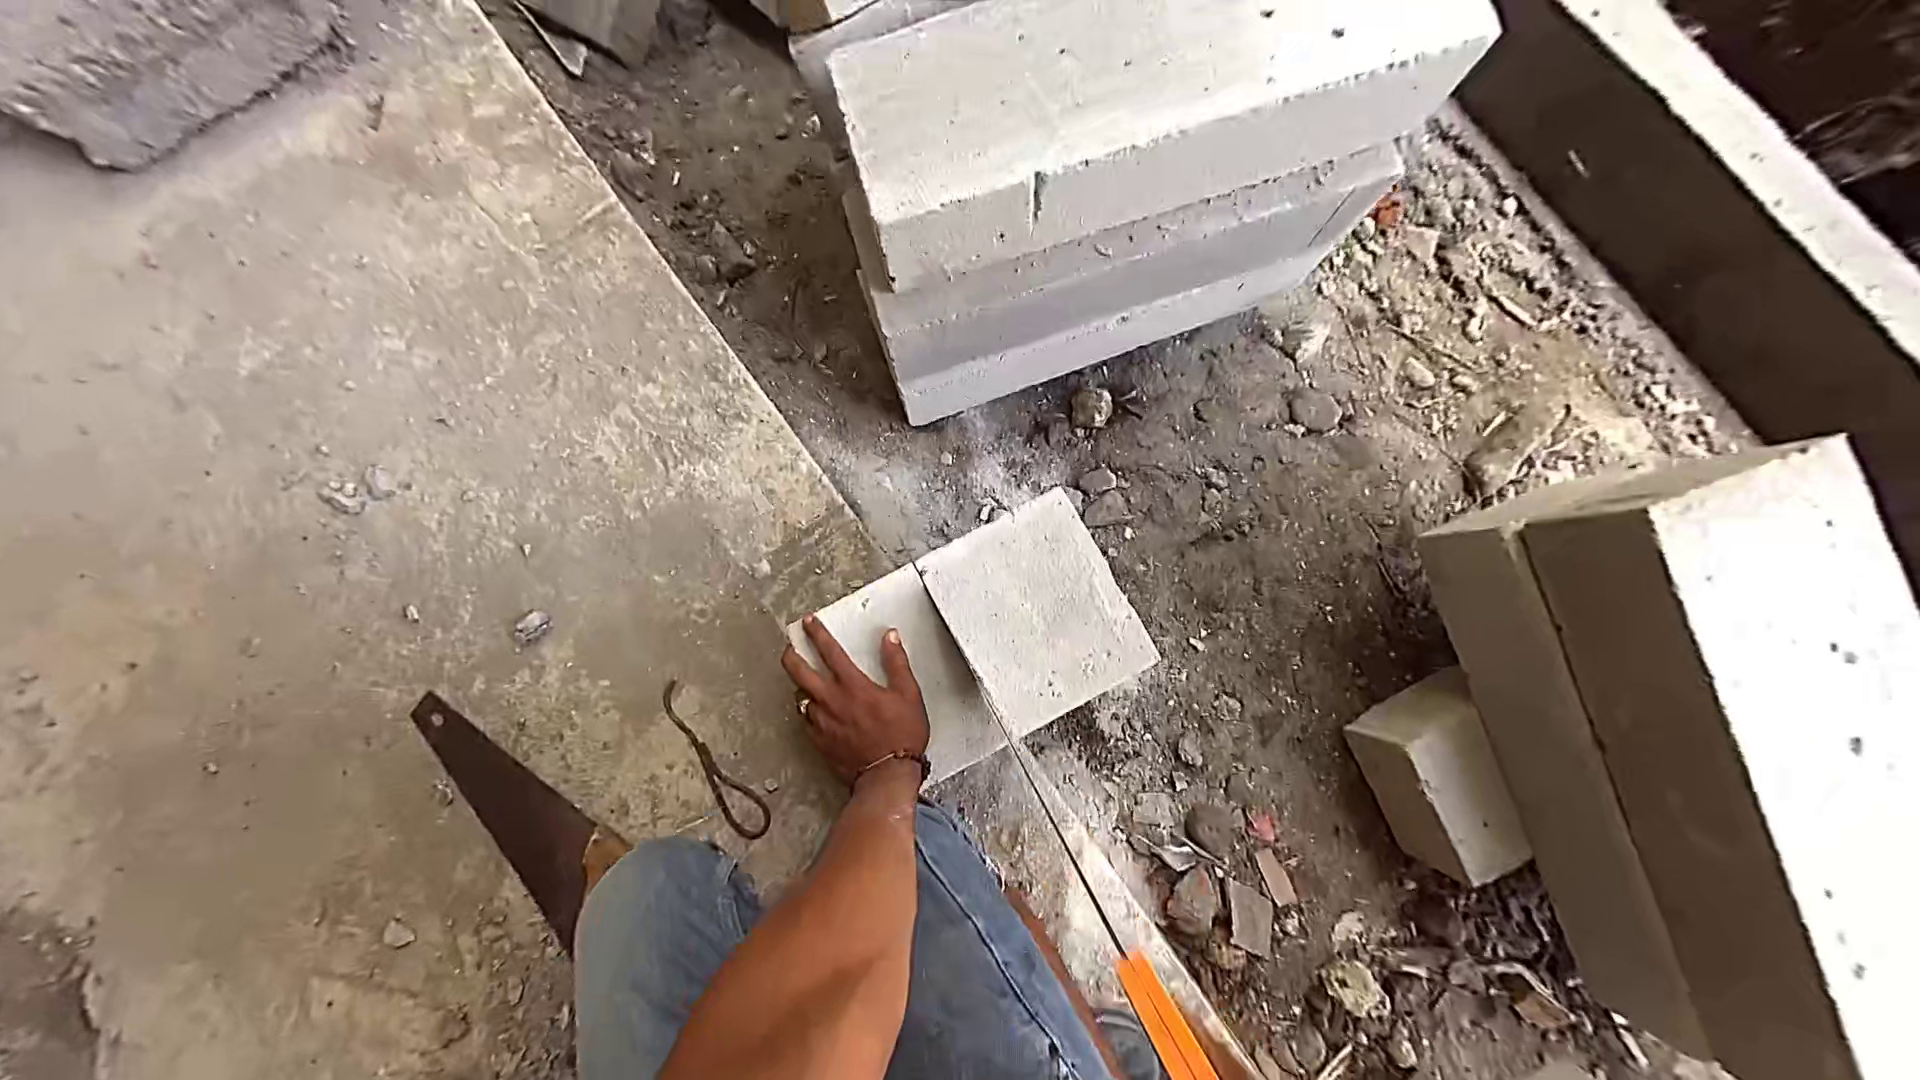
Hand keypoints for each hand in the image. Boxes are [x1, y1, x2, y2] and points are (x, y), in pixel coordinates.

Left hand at [782, 616, 929, 786]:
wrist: (887, 776)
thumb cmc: (901, 736)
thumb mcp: (908, 694)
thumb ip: (897, 662)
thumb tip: (891, 638)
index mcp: (853, 685)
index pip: (829, 650)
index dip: (817, 633)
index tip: (809, 623)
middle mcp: (832, 701)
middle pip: (799, 671)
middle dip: (791, 654)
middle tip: (790, 646)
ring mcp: (822, 722)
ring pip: (800, 696)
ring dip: (800, 685)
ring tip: (802, 679)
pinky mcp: (819, 741)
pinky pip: (806, 720)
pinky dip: (807, 710)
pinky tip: (812, 710)